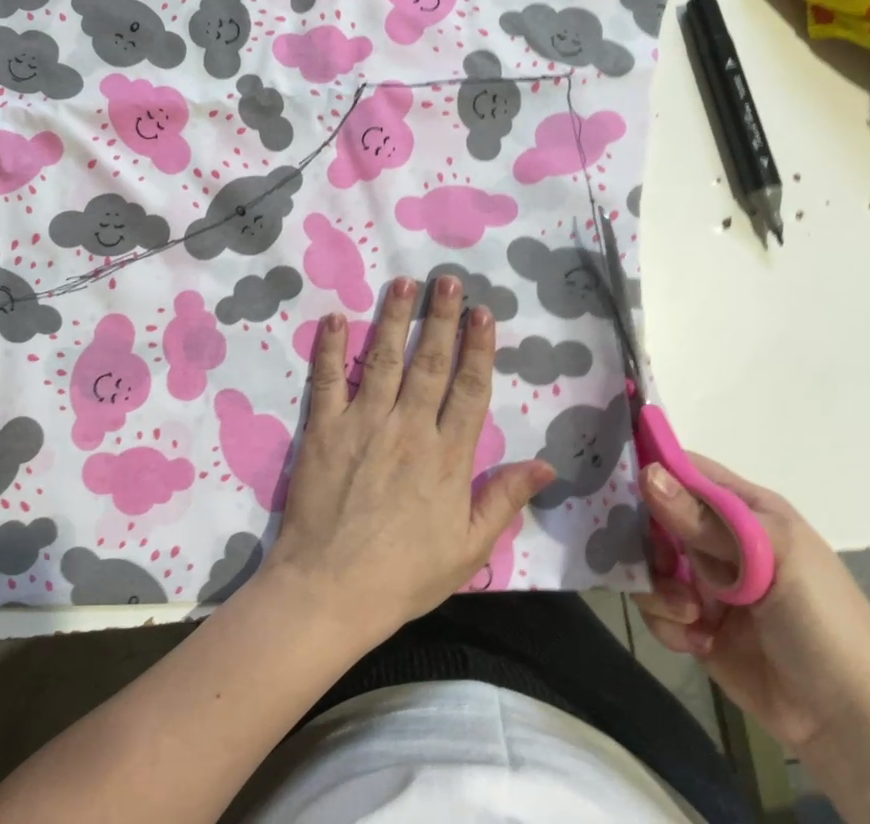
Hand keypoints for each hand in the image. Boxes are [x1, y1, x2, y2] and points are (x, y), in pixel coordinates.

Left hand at [262, 275, 553, 639]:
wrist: (331, 589)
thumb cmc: (404, 575)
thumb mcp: (468, 547)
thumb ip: (503, 500)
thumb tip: (546, 465)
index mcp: (447, 457)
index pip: (470, 389)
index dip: (479, 348)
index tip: (484, 312)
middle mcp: (408, 429)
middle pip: (430, 363)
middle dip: (441, 318)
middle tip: (447, 280)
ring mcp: (362, 425)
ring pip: (383, 360)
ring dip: (395, 319)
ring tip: (403, 283)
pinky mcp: (322, 431)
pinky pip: (327, 380)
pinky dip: (330, 348)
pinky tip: (334, 318)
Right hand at [633, 456, 869, 751]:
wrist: (844, 718)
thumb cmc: (823, 622)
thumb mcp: (774, 559)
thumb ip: (708, 520)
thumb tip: (647, 473)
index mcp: (745, 510)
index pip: (684, 470)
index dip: (648, 469)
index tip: (610, 483)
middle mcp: (719, 540)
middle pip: (651, 518)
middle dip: (646, 542)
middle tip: (664, 566)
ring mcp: (704, 582)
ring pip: (646, 565)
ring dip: (659, 590)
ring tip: (692, 616)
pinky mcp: (692, 622)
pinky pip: (653, 608)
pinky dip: (667, 624)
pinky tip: (698, 641)